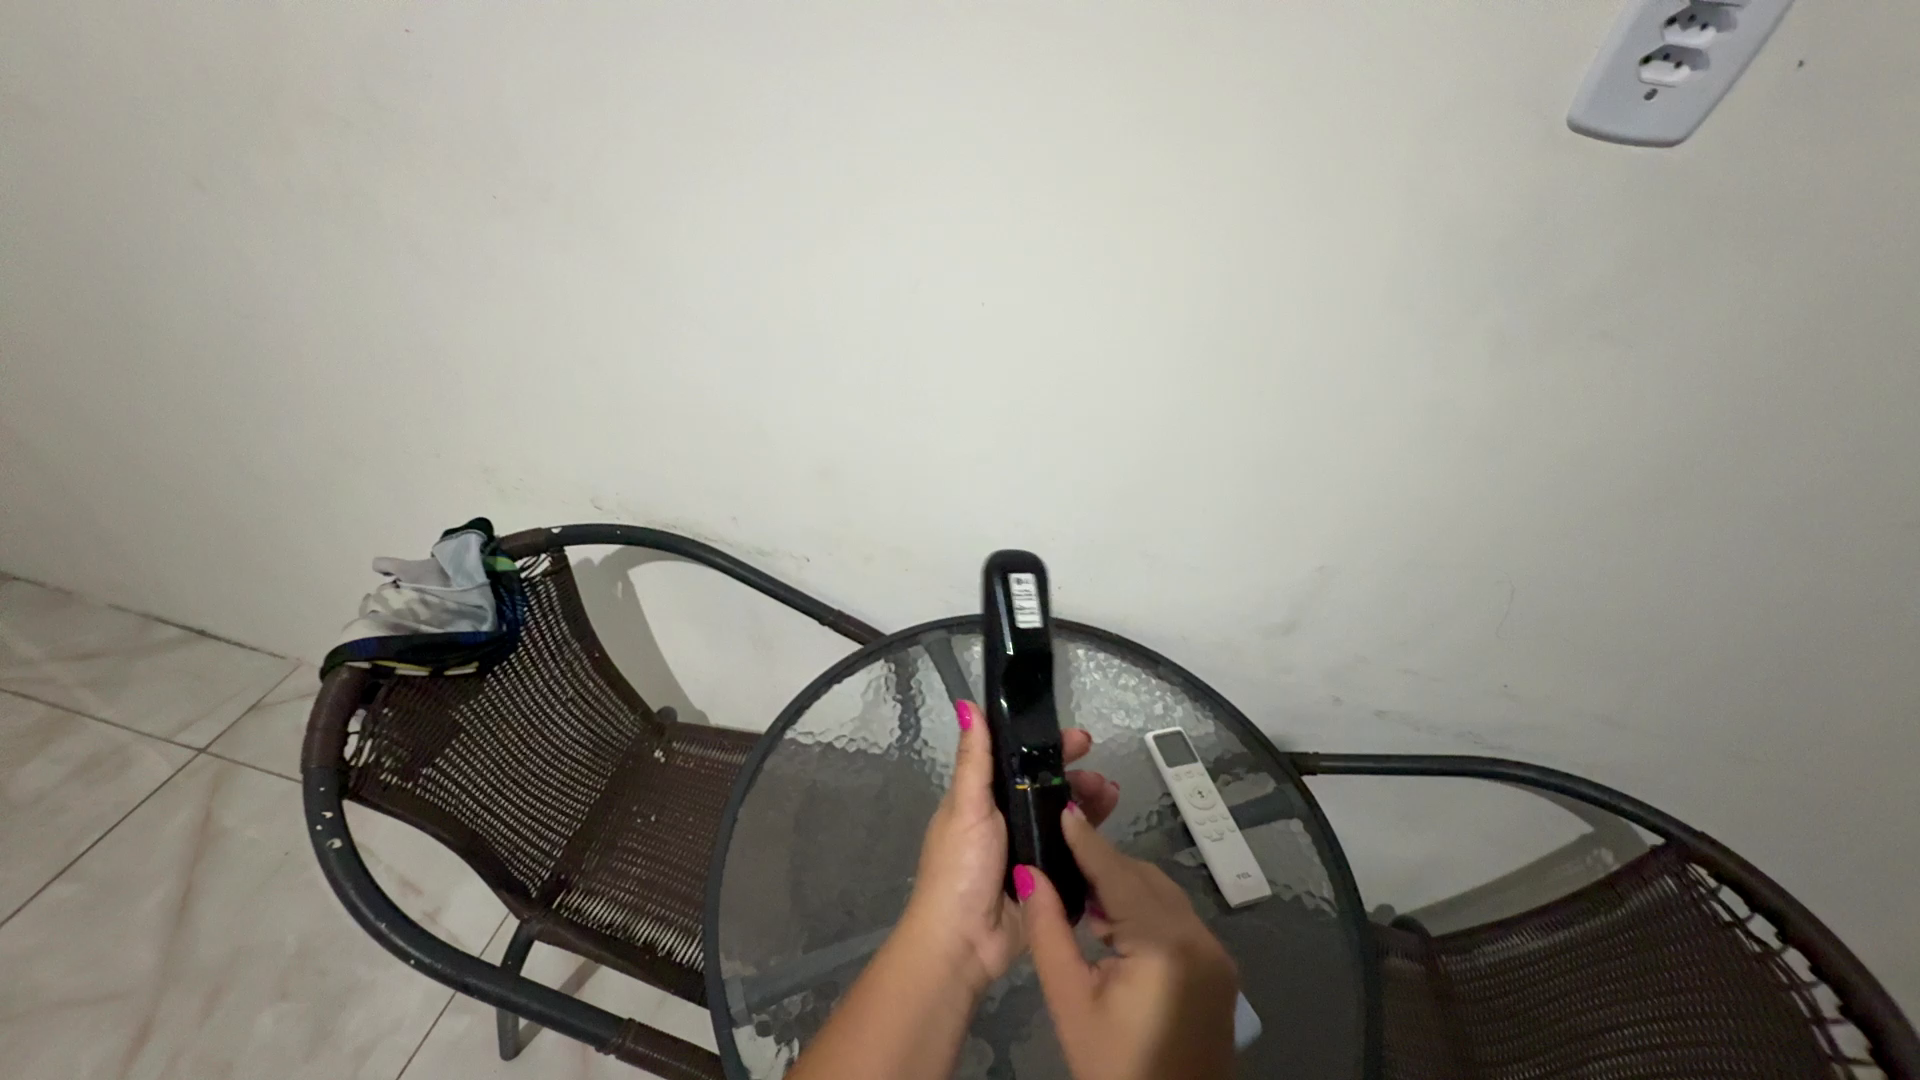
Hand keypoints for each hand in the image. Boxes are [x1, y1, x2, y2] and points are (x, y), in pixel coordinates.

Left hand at [898, 700, 1121, 991]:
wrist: (964, 943)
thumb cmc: (960, 868)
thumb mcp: (966, 807)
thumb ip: (974, 759)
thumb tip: (965, 703)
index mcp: (981, 801)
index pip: (1017, 762)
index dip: (1045, 747)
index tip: (1076, 739)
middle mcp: (1004, 822)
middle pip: (1046, 789)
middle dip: (1074, 775)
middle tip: (1100, 770)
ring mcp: (1027, 852)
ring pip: (1064, 818)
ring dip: (1088, 801)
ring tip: (1110, 793)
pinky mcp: (1047, 880)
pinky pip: (1073, 851)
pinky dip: (1091, 835)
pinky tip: (1109, 823)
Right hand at [1018, 808, 1238, 1079]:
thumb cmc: (1115, 1069)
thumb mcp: (1070, 1002)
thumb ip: (1048, 930)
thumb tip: (1030, 873)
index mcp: (1164, 942)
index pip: (1117, 872)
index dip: (1085, 838)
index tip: (1061, 807)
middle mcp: (1200, 937)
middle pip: (1143, 877)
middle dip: (1103, 863)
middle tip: (1061, 856)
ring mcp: (1216, 953)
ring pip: (1163, 895)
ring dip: (1124, 886)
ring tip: (1082, 896)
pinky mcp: (1220, 970)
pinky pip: (1177, 919)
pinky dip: (1145, 911)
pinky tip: (1114, 927)